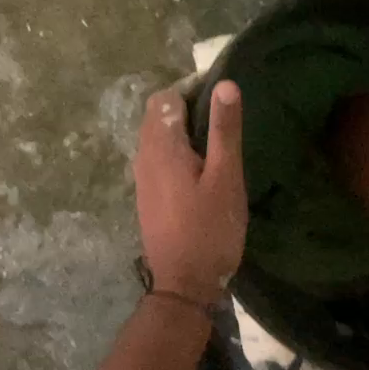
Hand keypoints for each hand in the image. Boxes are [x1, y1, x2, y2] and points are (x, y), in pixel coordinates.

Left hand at [134, 80, 244, 304]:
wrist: (183, 285)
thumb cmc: (210, 229)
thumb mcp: (225, 176)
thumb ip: (224, 129)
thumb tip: (225, 83)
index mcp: (162, 145)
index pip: (166, 97)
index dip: (192, 90)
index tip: (221, 99)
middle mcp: (144, 155)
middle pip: (157, 113)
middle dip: (186, 107)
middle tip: (221, 119)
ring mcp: (142, 176)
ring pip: (156, 135)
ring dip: (181, 129)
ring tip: (215, 142)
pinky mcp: (147, 194)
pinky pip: (157, 155)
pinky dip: (175, 149)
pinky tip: (200, 167)